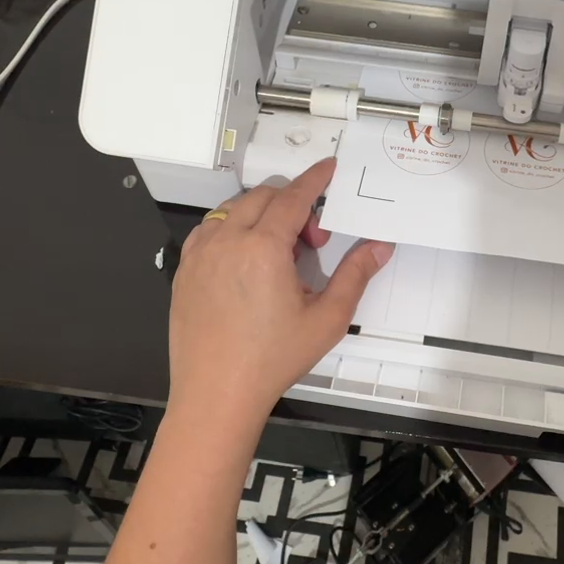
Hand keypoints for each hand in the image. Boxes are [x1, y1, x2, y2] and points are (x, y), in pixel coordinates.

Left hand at [168, 158, 392, 431]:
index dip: (315, 180)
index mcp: (263, 248)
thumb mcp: (326, 318)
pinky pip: (209, 230)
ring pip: (234, 209)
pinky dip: (232, 229)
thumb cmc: (270, 360)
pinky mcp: (185, 270)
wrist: (217, 394)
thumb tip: (378, 248)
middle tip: (313, 241)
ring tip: (280, 253)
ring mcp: (201, 254)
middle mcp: (228, 242)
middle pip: (264, 197)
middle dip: (293, 205)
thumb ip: (355, 275)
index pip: (294, 197)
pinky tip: (246, 257)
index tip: (327, 169)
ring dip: (261, 214)